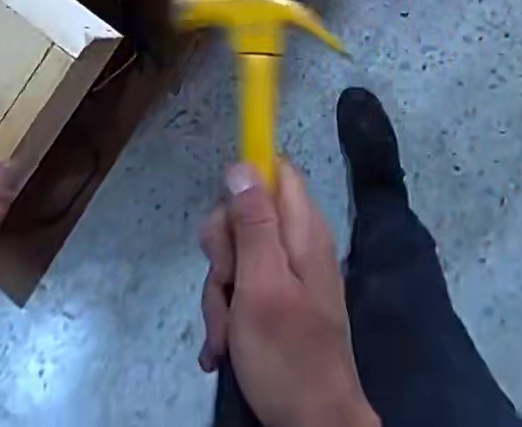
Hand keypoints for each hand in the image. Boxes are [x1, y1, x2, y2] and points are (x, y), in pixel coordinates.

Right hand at [199, 162, 378, 426]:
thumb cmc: (288, 355)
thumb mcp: (261, 284)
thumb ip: (252, 223)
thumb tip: (242, 165)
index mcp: (302, 230)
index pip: (275, 171)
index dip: (244, 183)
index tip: (227, 221)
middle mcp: (297, 242)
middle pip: (244, 214)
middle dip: (222, 251)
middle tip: (226, 284)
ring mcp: (286, 272)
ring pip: (235, 254)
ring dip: (219, 292)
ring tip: (225, 331)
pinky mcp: (275, 299)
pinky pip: (239, 285)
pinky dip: (226, 312)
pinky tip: (223, 345)